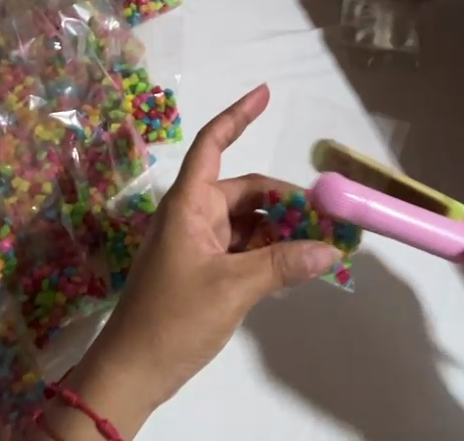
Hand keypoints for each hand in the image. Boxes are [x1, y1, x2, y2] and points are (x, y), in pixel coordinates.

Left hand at [46, 84, 342, 439]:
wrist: (133, 371)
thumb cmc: (173, 318)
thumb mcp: (232, 289)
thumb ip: (282, 265)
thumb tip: (330, 249)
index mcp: (189, 203)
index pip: (213, 143)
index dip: (237, 115)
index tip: (265, 92)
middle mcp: (195, 213)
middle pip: (246, 190)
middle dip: (286, 199)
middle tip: (330, 215)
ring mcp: (199, 242)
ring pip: (249, 221)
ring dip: (282, 229)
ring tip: (324, 241)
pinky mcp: (205, 268)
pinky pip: (244, 247)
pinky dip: (270, 251)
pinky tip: (299, 264)